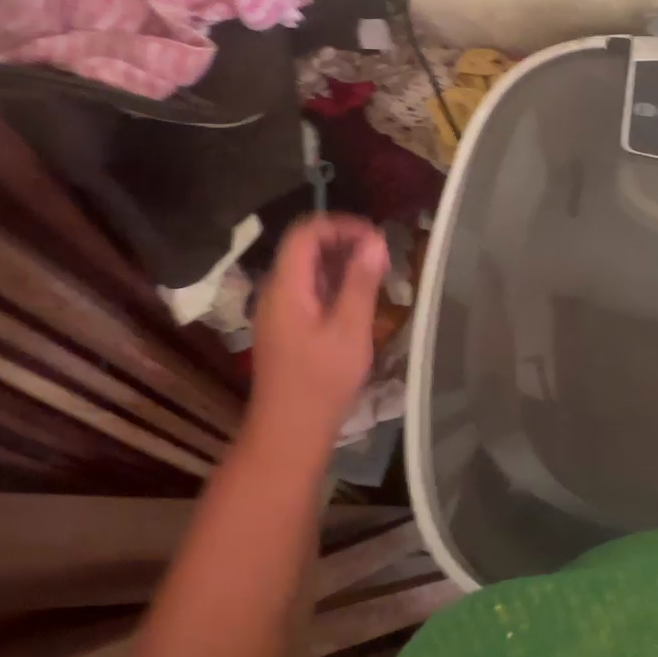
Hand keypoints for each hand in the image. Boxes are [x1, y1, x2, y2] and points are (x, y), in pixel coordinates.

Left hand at [243, 214, 389, 454]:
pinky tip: (358, 302)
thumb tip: (375, 241)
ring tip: (376, 278)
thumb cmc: (322, 380)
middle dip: (344, 243)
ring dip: (341, 265)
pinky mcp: (285, 327)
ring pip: (308, 270)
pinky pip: (308, 291)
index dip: (340, 225)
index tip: (375, 237)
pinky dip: (333, 285)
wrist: (289, 430)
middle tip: (382, 258)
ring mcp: (277, 310)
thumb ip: (361, 282)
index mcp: (286, 287)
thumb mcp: (350, 329)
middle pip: (304, 248)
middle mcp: (275, 292)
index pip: (305, 233)